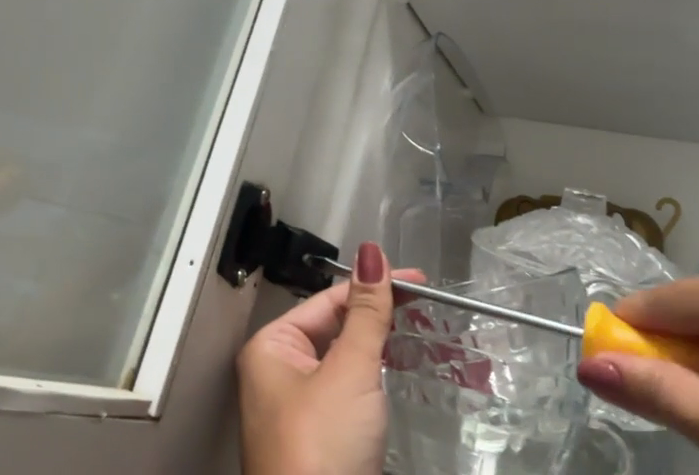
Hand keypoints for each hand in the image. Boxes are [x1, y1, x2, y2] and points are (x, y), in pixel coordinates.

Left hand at [237, 243, 421, 474]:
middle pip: (336, 327)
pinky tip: (401, 373)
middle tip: (427, 306)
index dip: (373, 285)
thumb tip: (372, 252)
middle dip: (381, 317)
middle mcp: (280, 372)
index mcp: (272, 348)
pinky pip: (351, 391)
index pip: (328, 300)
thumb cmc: (320, 448)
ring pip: (346, 360)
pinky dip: (378, 378)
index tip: (419, 281)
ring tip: (424, 335)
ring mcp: (300, 408)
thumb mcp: (348, 371)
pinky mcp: (321, 438)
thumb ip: (366, 312)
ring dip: (383, 347)